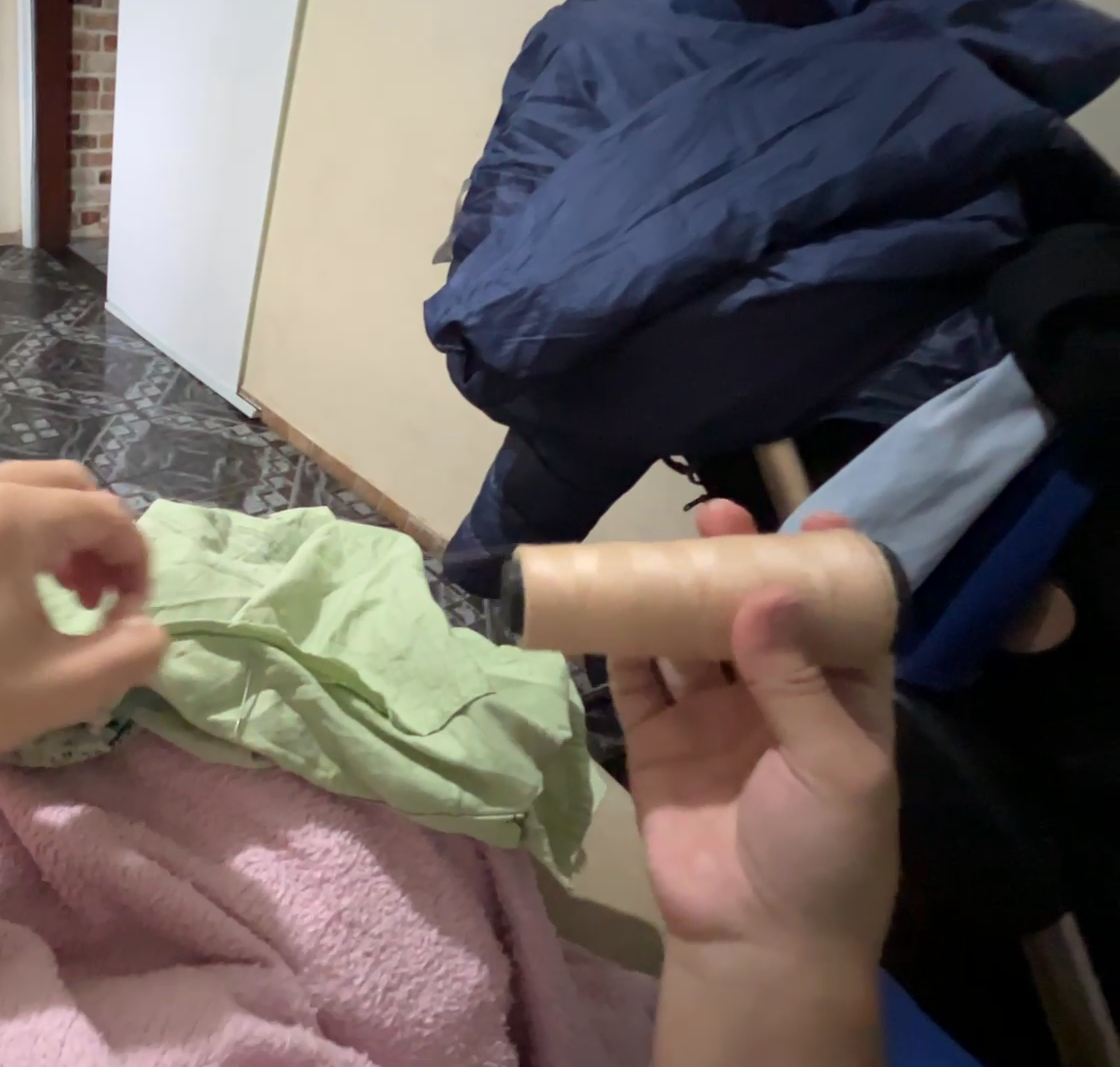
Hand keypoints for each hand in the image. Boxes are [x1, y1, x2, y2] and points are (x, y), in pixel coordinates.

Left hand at [0, 458, 170, 790]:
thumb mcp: (66, 687)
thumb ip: (134, 650)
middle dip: (98, 538)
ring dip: (51, 523)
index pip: (106, 514)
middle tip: (97, 598)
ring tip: (51, 581)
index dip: (134, 561)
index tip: (130, 612)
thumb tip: (150, 623)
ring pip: (17, 480)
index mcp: (11, 517)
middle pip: (68, 486)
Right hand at [610, 500, 898, 963]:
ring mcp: (707, 717)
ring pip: (686, 641)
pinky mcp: (653, 735)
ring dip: (670, 599)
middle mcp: (772, 700)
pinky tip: (608, 610)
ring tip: (652, 551)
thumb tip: (763, 594)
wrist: (749, 931)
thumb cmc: (821, 851)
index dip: (827, 574)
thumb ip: (795, 680)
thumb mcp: (835, 765)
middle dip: (733, 569)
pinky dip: (620, 644)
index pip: (840, 624)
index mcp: (837, 704)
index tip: (812, 518)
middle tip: (711, 516)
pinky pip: (635, 678)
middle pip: (750, 619)